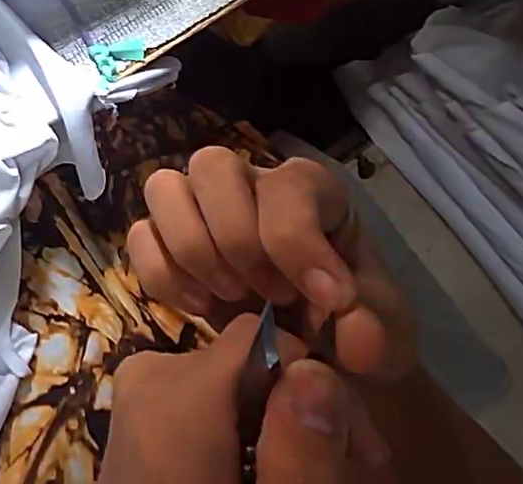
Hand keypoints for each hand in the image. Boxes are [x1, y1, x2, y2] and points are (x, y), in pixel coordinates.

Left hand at [101, 313, 392, 483]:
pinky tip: (261, 478)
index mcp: (173, 394)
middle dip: (301, 415)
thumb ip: (300, 456)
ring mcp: (138, 390)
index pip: (259, 339)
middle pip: (247, 363)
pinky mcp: (139, 412)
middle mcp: (148, 373)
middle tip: (340, 480)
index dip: (318, 384)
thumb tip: (318, 371)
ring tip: (302, 482)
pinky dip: (242, 435)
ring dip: (277, 430)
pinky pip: (203, 401)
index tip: (363, 453)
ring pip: (230, 383)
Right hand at [128, 148, 414, 379]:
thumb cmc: (350, 325)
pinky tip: (200, 307)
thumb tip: (352, 335)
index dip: (298, 239)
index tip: (327, 299)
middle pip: (211, 165)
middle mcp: (243, 182)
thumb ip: (375, 329)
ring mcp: (195, 204)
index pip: (285, 184)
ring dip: (192, 248)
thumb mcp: (383, 333)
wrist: (317, 356)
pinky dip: (163, 274)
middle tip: (269, 294)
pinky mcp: (162, 237)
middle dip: (236, 236)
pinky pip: (139, 236)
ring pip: (162, 187)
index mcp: (303, 188)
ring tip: (229, 296)